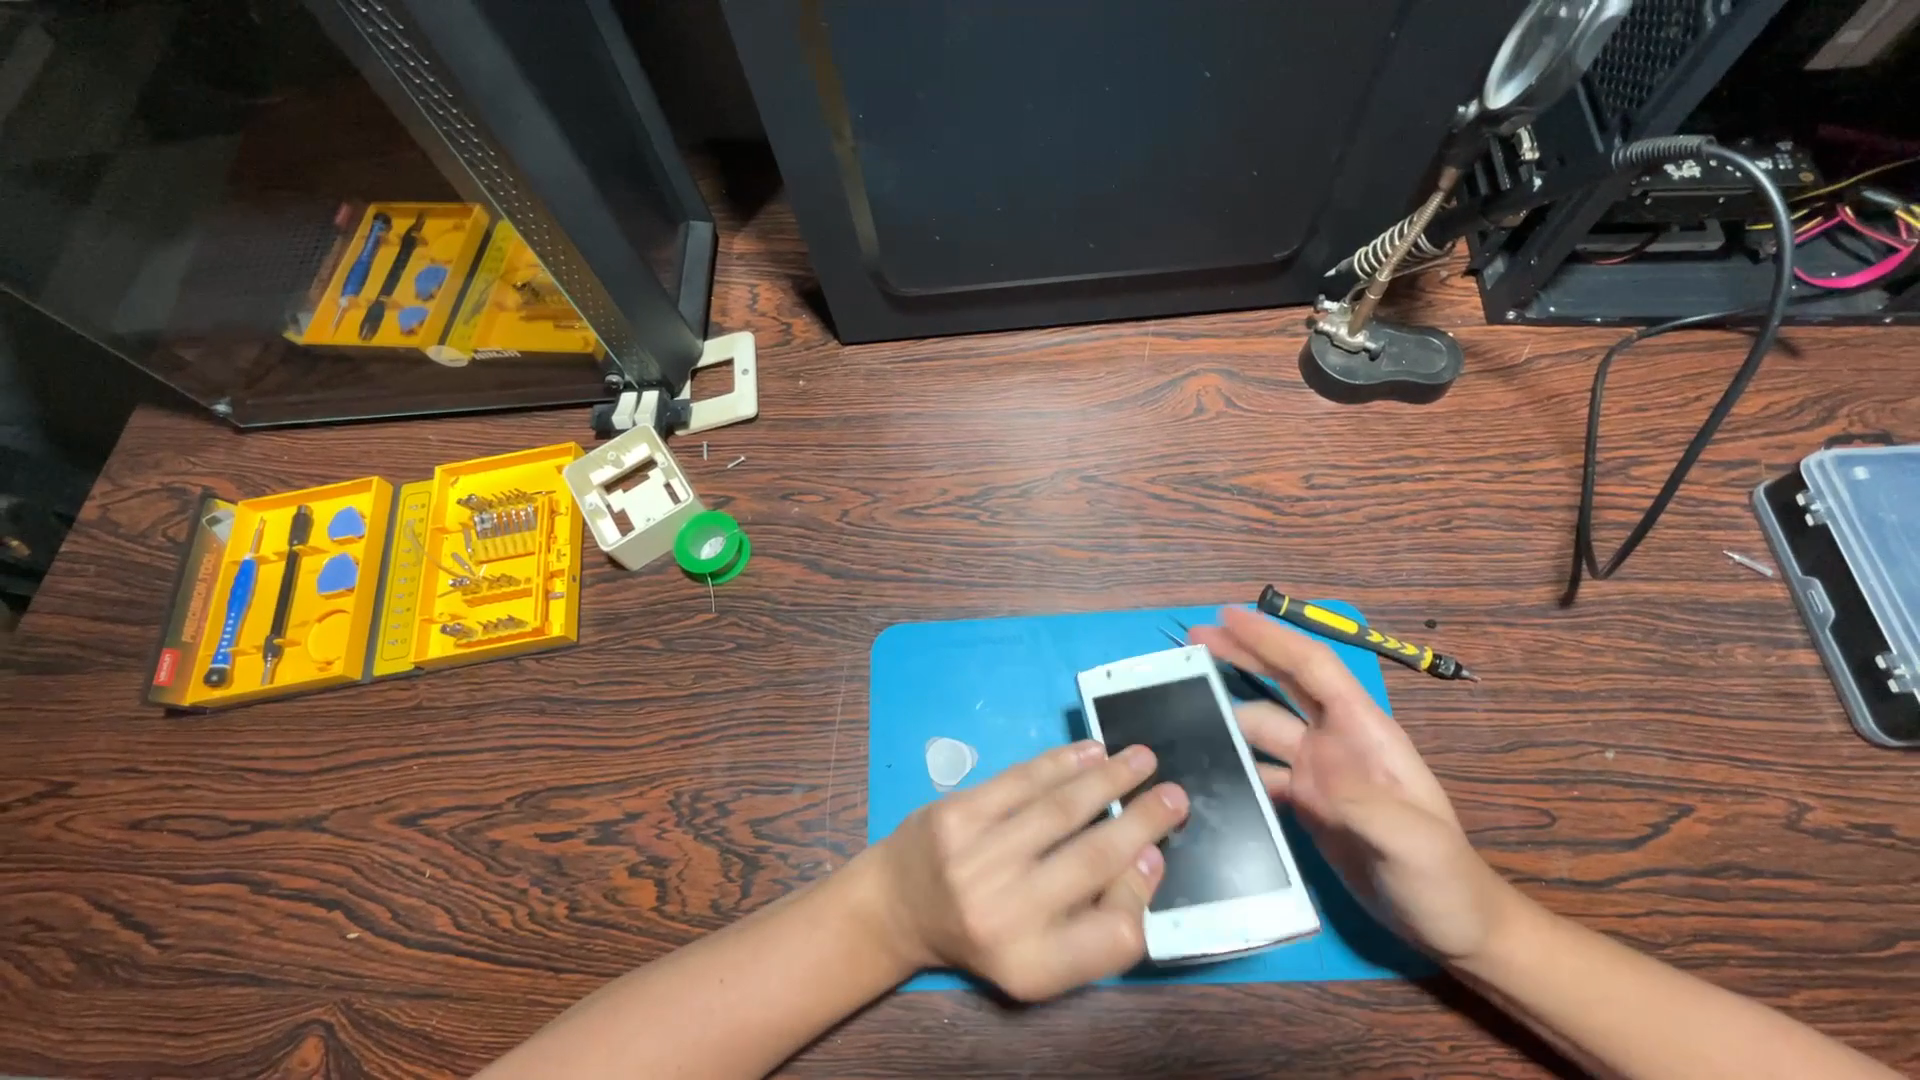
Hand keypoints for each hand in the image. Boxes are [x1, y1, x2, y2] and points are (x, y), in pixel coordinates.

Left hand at [857, 741, 1188, 1000]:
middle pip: (1092, 861)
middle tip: (1176, 794)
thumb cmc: (981, 932)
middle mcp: (1005, 916)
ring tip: (1142, 759)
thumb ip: (1095, 924)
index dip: (1143, 894)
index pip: (1114, 937)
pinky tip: (1092, 751)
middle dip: (1142, 822)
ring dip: (1108, 780)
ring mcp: (976, 860)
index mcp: (1032, 964)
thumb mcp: (1037, 959)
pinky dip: (1061, 763)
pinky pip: (1020, 781)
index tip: (1157, 855)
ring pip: (1060, 810)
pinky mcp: (955, 816)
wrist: (898, 906)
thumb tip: (1146, 859)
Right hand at [1190, 607, 1516, 962]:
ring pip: (1262, 727)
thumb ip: (1364, 803)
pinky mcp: (1303, 804)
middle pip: (1281, 686)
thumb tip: (1308, 773)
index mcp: (1364, 733)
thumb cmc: (1442, 878)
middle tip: (1192, 641)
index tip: (1227, 617)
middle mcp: (1335, 743)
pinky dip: (1231, 763)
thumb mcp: (1411, 841)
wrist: (1451, 927)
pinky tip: (1203, 764)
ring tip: (1180, 703)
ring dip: (1227, 711)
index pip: (1313, 670)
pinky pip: (1258, 771)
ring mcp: (1317, 774)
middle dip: (1240, 656)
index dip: (1271, 639)